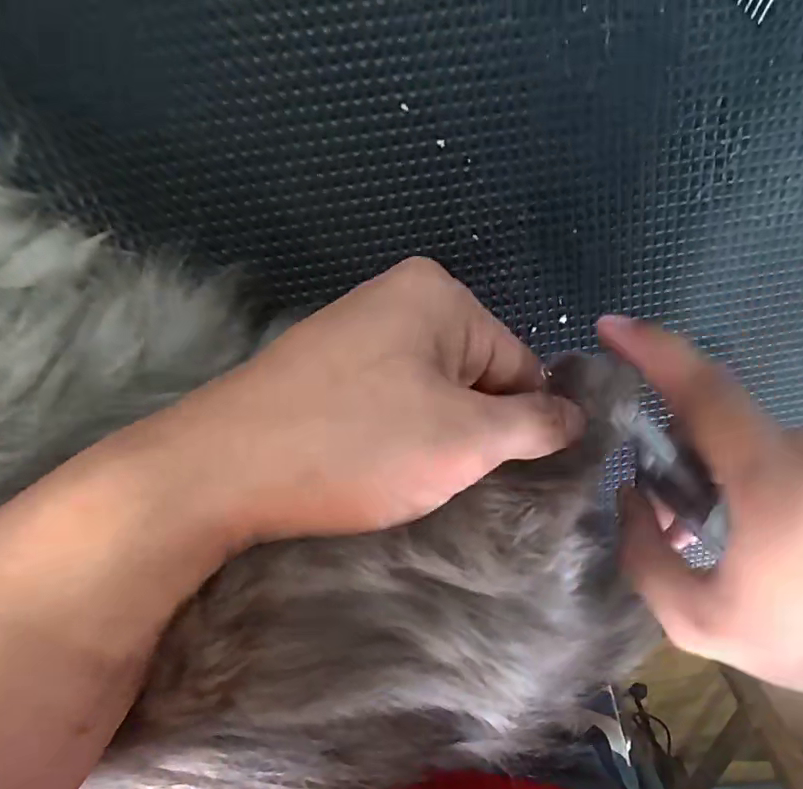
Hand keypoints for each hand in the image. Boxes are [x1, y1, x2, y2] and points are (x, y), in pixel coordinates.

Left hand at [115, 258, 582, 546]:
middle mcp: (401, 299)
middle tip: (455, 477)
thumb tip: (582, 417)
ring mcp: (360, 333)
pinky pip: (398, 404)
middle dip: (480, 432)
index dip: (526, 424)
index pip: (524, 365)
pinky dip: (404, 439)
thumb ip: (539, 423)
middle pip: (482, 378)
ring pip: (440, 397)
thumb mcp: (469, 438)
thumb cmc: (359, 446)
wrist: (220, 472)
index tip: (508, 472)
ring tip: (415, 477)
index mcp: (441, 297)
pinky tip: (383, 468)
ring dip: (443, 442)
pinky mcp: (330, 371)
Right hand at [602, 315, 802, 708]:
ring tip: (709, 531)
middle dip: (676, 448)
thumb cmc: (800, 644)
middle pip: (722, 417)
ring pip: (748, 437)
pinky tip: (751, 526)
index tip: (613, 329)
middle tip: (661, 512)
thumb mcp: (699, 622)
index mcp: (778, 489)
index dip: (656, 352)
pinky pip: (778, 448)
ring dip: (713, 469)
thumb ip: (646, 557)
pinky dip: (747, 473)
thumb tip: (631, 495)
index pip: (710, 394)